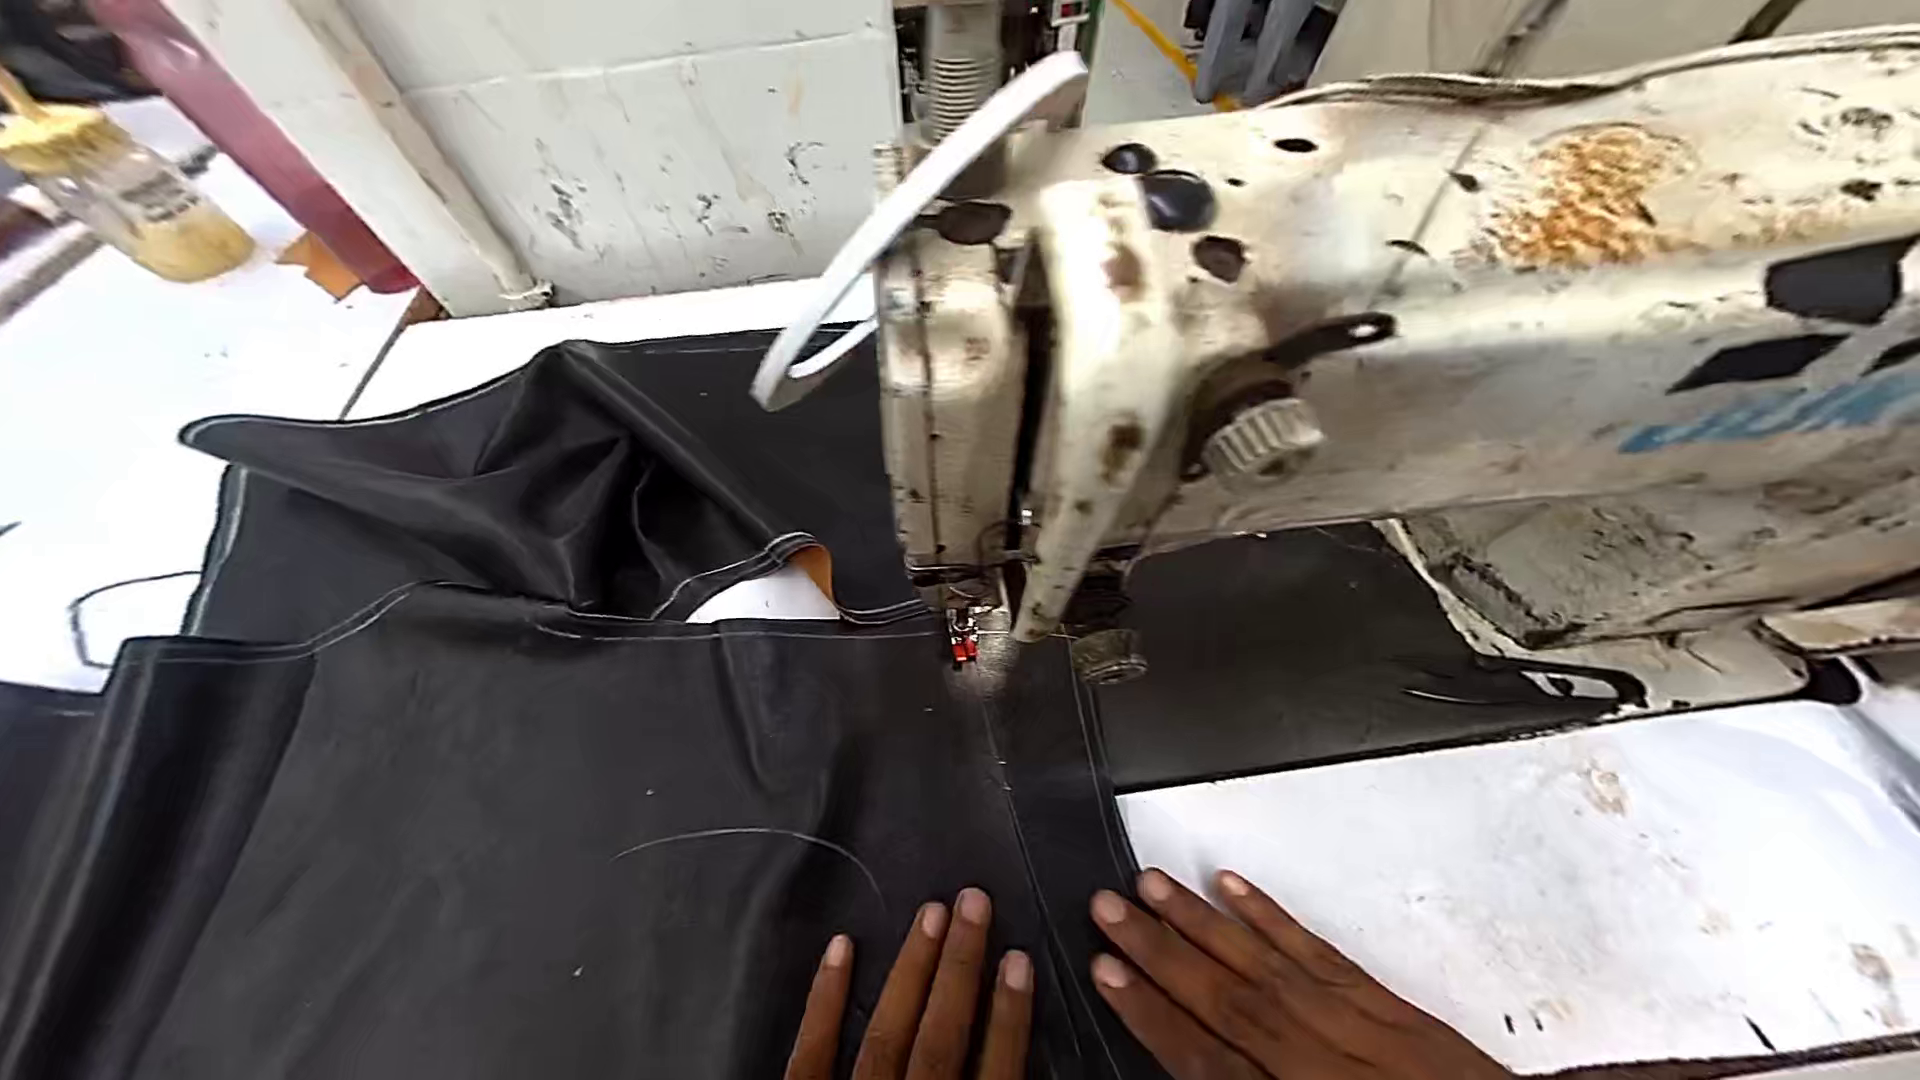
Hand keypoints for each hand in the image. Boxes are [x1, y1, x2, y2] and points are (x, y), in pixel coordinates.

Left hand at [785, 888, 1033, 1079]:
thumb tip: (1014, 1048)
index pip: (994, 1075)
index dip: (1009, 1017)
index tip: (1019, 958)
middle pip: (939, 1040)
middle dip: (960, 967)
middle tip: (975, 901)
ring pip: (884, 1036)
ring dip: (912, 969)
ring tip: (933, 910)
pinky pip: (809, 1055)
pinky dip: (825, 999)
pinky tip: (842, 945)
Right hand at [1089, 869, 1513, 1079]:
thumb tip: (1191, 1066)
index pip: (1210, 1062)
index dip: (1151, 1014)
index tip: (1105, 969)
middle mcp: (1327, 1067)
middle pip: (1228, 999)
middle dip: (1160, 949)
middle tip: (1108, 905)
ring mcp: (1361, 1028)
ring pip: (1265, 965)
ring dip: (1201, 919)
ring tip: (1151, 881)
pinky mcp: (1390, 1005)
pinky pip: (1321, 954)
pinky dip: (1271, 917)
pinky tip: (1231, 884)